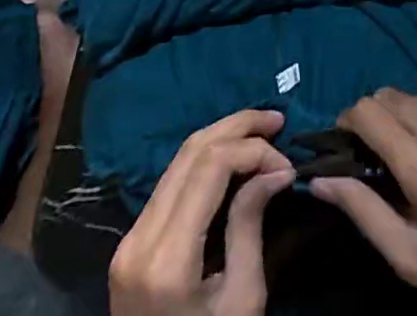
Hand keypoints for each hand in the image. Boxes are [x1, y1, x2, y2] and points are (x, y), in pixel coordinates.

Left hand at [109, 110, 294, 315]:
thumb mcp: (243, 297)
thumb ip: (250, 225)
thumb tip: (275, 170)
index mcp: (167, 258)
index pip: (210, 166)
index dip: (253, 150)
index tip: (287, 166)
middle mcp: (139, 238)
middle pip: (190, 152)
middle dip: (238, 127)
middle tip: (278, 120)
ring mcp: (129, 238)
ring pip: (177, 160)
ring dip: (222, 137)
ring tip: (262, 130)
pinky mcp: (132, 242)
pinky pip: (171, 181)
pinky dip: (206, 160)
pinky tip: (234, 156)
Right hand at [308, 91, 416, 315]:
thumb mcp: (410, 258)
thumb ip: (362, 210)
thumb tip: (318, 179)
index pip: (366, 111)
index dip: (346, 124)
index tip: (345, 149)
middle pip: (388, 97)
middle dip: (373, 122)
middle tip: (377, 161)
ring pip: (416, 97)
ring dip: (404, 119)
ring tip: (414, 160)